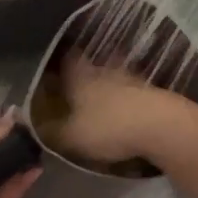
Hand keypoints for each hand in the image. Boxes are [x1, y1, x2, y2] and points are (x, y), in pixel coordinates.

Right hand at [56, 51, 197, 164]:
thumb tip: (37, 126)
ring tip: (105, 96)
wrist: (160, 126)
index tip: (57, 68)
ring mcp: (131, 78)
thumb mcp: (72, 137)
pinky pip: (133, 90)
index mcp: (81, 77)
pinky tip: (126, 107)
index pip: (68, 60)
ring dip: (111, 82)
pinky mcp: (152, 90)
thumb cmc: (108, 128)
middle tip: (81, 83)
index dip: (62, 63)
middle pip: (94, 64)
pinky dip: (128, 96)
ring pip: (116, 74)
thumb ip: (53, 131)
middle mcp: (105, 71)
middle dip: (87, 72)